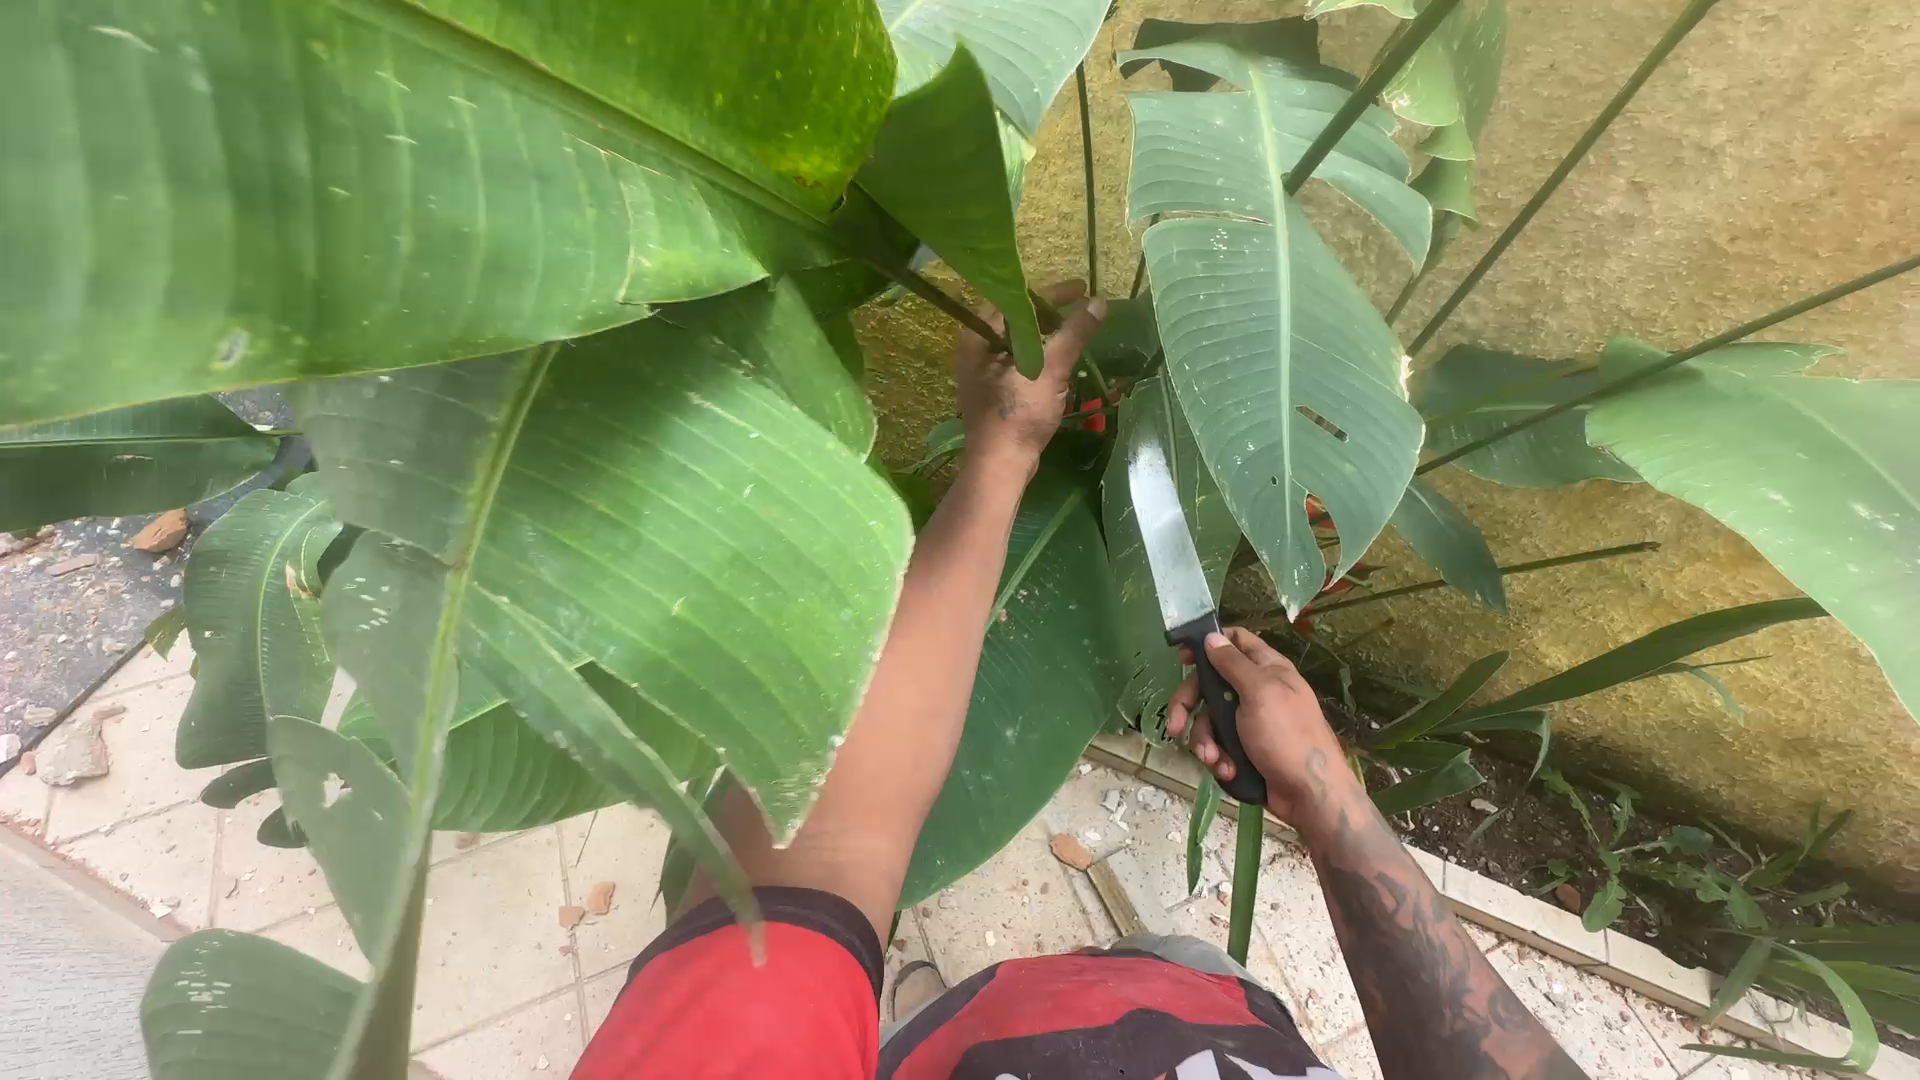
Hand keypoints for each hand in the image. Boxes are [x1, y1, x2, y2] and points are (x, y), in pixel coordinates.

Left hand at [952, 280, 1106, 477]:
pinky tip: (1060, 366)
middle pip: (1015, 322)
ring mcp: (981, 376)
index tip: (1080, 289)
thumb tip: (1099, 303)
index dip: (1049, 293)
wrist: (1002, 464)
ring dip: (1046, 340)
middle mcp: (973, 352)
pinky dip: (1039, 361)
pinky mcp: (993, 395)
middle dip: (1049, 317)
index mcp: (976, 338)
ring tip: (1073, 336)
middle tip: (1077, 313)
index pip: (1014, 300)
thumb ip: (1073, 333)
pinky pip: (1018, 367)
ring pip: (1018, 346)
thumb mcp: (1050, 368)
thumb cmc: (1019, 412)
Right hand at [1168, 627, 1364, 831]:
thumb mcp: (1259, 692)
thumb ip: (1233, 664)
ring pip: (1208, 718)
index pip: (1235, 641)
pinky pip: (1218, 743)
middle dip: (1189, 705)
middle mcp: (1256, 691)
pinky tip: (1226, 769)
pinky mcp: (1243, 748)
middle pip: (1209, 684)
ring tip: (1212, 758)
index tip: (1183, 658)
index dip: (1208, 644)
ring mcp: (1249, 721)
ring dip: (1204, 739)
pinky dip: (1218, 757)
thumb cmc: (1288, 736)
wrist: (1310, 795)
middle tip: (1176, 723)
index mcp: (1266, 669)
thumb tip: (1211, 636)